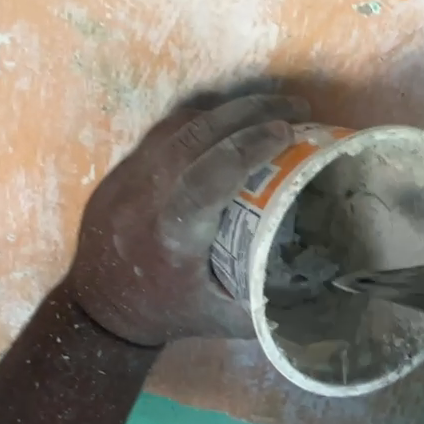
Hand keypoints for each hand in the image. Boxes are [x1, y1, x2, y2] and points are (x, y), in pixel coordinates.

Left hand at [63, 94, 308, 346]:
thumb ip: (271, 295)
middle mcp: (146, 198)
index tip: (289, 132)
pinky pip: (165, 132)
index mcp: (174, 237)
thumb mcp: (224, 316)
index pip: (211, 175)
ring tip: (269, 109)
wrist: (98, 310)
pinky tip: (230, 122)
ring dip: (228, 110)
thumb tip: (326, 274)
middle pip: (198, 135)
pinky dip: (202, 120)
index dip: (249, 146)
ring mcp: (128, 178)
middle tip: (296, 107)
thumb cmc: (167, 313)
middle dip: (251, 111)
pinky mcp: (121, 169)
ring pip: (180, 125)